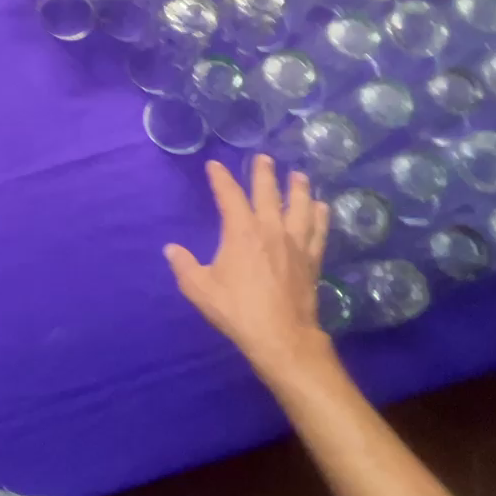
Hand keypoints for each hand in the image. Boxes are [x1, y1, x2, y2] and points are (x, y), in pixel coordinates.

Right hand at [165, 155, 334, 382]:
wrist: (281, 337)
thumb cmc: (237, 310)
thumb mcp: (199, 289)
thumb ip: (184, 266)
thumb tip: (172, 250)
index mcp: (241, 232)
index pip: (229, 196)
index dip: (221, 178)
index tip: (214, 166)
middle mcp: (271, 230)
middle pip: (269, 193)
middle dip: (264, 174)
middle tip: (264, 158)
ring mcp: (295, 244)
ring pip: (300, 207)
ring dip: (299, 189)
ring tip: (299, 176)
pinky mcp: (311, 260)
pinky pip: (318, 231)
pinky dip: (320, 216)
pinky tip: (322, 207)